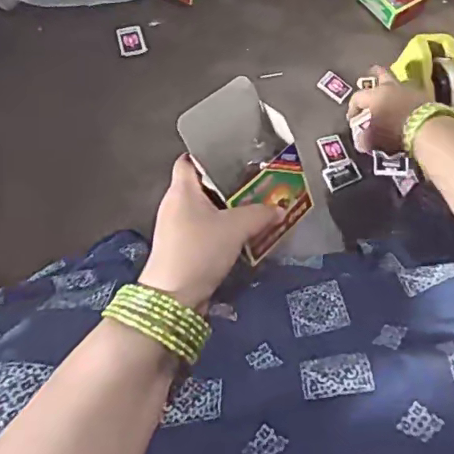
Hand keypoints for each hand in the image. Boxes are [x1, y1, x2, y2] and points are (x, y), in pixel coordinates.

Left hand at [139, 156, 284, 307]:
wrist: (173, 298)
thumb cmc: (199, 250)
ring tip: (254, 208)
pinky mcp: (180, 248)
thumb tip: (280, 209)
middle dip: (228, 185)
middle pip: (202, 185)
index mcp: (181, 190)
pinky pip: (204, 229)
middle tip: (255, 183)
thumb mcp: (235, 228)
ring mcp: (175, 227)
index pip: (189, 160)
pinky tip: (241, 234)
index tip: (235, 156)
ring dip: (227, 210)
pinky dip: (221, 229)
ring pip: (205, 209)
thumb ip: (260, 214)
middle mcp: (174, 204)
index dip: (209, 154)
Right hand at [346, 66, 432, 154]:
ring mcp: (408, 89)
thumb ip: (364, 139)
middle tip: (370, 77)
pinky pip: (411, 93)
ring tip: (390, 96)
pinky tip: (406, 105)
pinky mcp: (424, 95)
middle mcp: (389, 87)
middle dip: (374, 74)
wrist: (426, 128)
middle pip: (380, 73)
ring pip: (397, 82)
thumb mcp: (374, 139)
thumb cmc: (393, 131)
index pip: (357, 97)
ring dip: (392, 88)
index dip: (352, 107)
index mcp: (374, 95)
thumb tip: (361, 141)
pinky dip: (406, 97)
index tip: (352, 119)